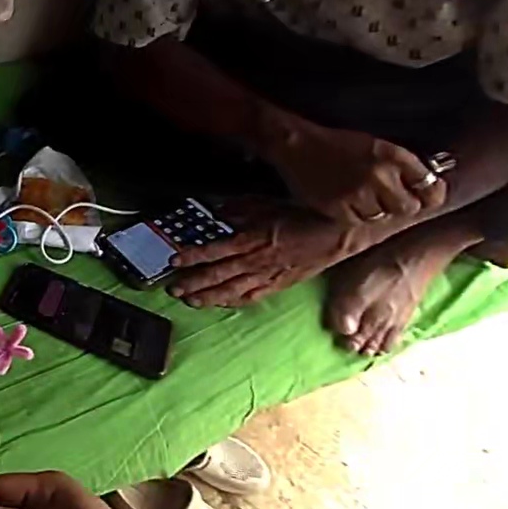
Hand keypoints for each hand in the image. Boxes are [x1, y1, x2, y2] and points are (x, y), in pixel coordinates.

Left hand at [167, 209, 367, 306]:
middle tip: (172, 288)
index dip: (191, 256)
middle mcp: (255, 260)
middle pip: (217, 274)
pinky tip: (219, 304)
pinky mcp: (278, 285)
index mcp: (250, 238)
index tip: (173, 261)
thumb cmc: (301, 216)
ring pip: (230, 290)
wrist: (336, 233)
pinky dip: (232, 302)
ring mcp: (266, 275)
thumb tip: (218, 212)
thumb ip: (238, 209)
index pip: (213, 250)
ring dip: (206, 297)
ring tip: (188, 300)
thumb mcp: (265, 204)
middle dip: (191, 283)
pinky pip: (250, 297)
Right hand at [266, 123, 443, 224]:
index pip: (429, 186)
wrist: (296, 145)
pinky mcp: (335, 206)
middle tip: (388, 202)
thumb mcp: (376, 145)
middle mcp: (378, 174)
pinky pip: (355, 221)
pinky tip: (346, 204)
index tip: (424, 198)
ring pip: (381, 217)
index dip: (430, 196)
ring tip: (362, 201)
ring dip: (374, 212)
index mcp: (392, 155)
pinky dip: (353, 216)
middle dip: (401, 206)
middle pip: (408, 207)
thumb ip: (402, 164)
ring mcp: (356, 192)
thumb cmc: (336, 143)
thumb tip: (428, 183)